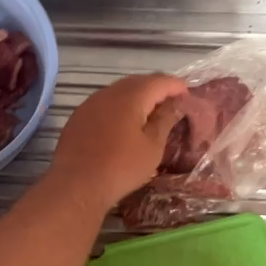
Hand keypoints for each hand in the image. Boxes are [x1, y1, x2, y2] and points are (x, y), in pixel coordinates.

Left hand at [44, 73, 188, 209]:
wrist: (76, 184)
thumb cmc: (121, 167)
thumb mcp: (152, 146)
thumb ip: (165, 119)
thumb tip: (175, 103)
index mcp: (130, 96)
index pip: (159, 81)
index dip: (176, 86)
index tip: (188, 96)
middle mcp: (108, 93)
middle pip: (137, 82)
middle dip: (156, 89)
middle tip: (171, 104)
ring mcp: (89, 104)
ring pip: (119, 92)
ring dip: (136, 98)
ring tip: (150, 114)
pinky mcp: (78, 117)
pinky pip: (104, 104)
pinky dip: (119, 108)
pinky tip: (124, 124)